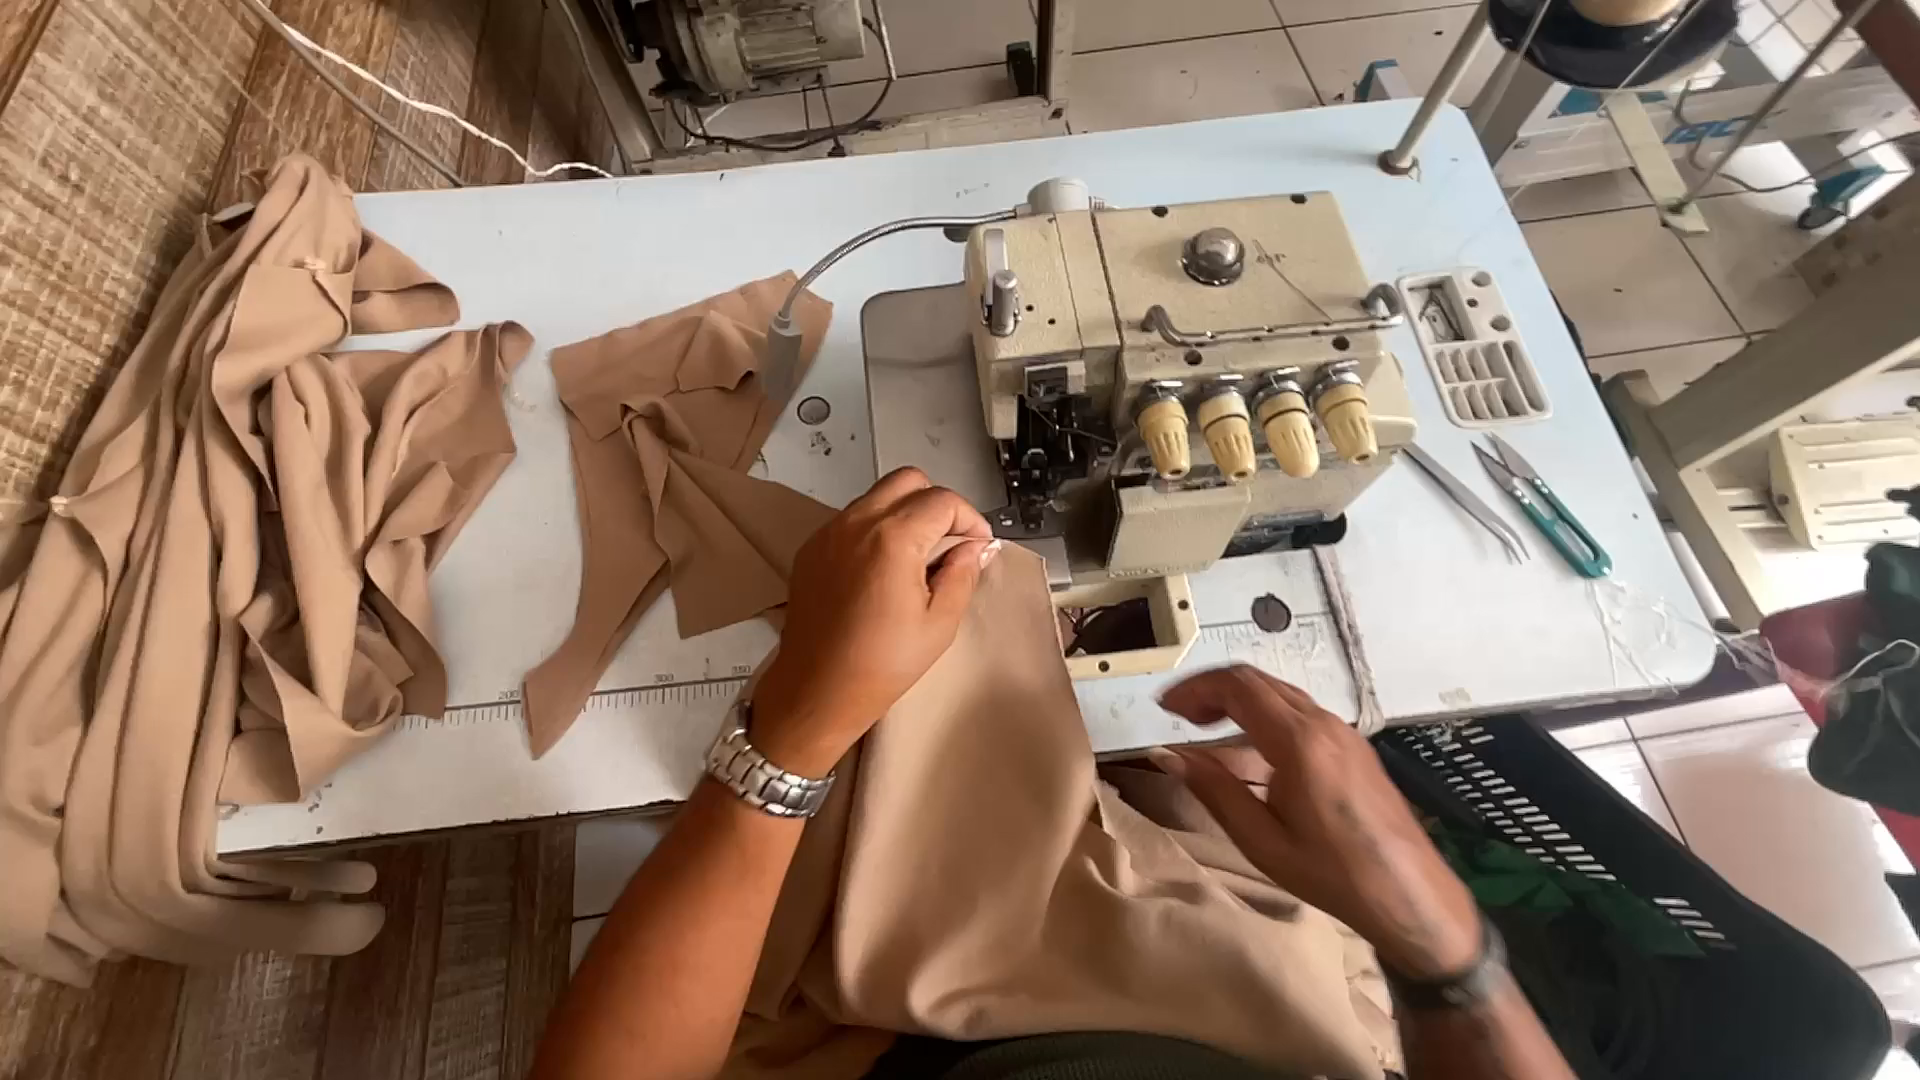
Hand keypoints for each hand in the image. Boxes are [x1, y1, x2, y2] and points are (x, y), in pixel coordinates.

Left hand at [749, 468, 998, 776]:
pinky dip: (876, 527)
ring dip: (906, 512)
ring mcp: (829, 532)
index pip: (942, 500)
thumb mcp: (939, 624)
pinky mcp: (812, 548)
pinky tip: (884, 569)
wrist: (815, 690)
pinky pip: (852, 518)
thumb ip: (963, 574)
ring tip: (918, 556)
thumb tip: (974, 548)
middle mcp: (856, 522)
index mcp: (892, 539)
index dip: (970, 519)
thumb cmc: (881, 664)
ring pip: (877, 495)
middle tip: (950, 541)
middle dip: (937, 503)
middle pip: (908, 480)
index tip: (977, 545)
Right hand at [1149, 666, 1482, 978]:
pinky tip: (1247, 750)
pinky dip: (1261, 713)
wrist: (1415, 900)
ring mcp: (1342, 731)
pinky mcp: (1352, 745)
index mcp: (1299, 741)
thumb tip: (1168, 755)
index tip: (1165, 708)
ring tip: (1203, 728)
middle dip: (1210, 689)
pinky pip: (1298, 711)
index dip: (1194, 689)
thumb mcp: (1261, 839)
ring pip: (1278, 692)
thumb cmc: (1334, 874)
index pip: (1237, 686)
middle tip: (1178, 715)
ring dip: (1236, 699)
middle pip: (1256, 680)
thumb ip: (1212, 789)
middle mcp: (1323, 723)